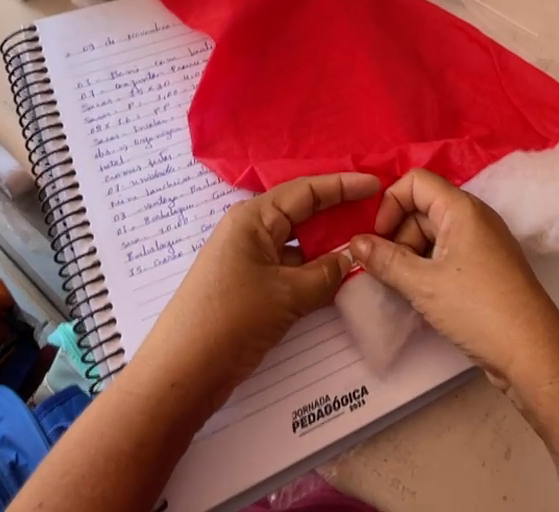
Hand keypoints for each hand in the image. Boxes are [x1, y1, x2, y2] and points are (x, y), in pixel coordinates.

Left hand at [131, 173, 380, 411]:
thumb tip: (350, 259)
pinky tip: (338, 277)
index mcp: (253, 218)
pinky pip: (289, 266)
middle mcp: (249, 230)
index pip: (306, 190)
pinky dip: (313, 268)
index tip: (377, 184)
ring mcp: (247, 259)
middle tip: (376, 212)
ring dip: (326, 244)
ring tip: (365, 243)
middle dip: (337, 211)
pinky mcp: (248, 286)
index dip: (342, 185)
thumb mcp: (287, 294)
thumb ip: (325, 273)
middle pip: (301, 212)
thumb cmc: (232, 319)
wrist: (181, 374)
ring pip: (296, 242)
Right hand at [347, 170, 558, 399]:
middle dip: (398, 235)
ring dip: (411, 255)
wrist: (533, 354)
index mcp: (462, 209)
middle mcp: (474, 217)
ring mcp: (482, 243)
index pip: (416, 182)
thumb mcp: (423, 284)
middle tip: (387, 271)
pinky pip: (447, 254)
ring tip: (402, 287)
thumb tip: (354, 243)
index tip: (378, 239)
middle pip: (422, 208)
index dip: (390, 204)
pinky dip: (428, 267)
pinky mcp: (486, 268)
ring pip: (433, 234)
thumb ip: (385, 260)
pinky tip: (420, 294)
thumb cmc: (477, 309)